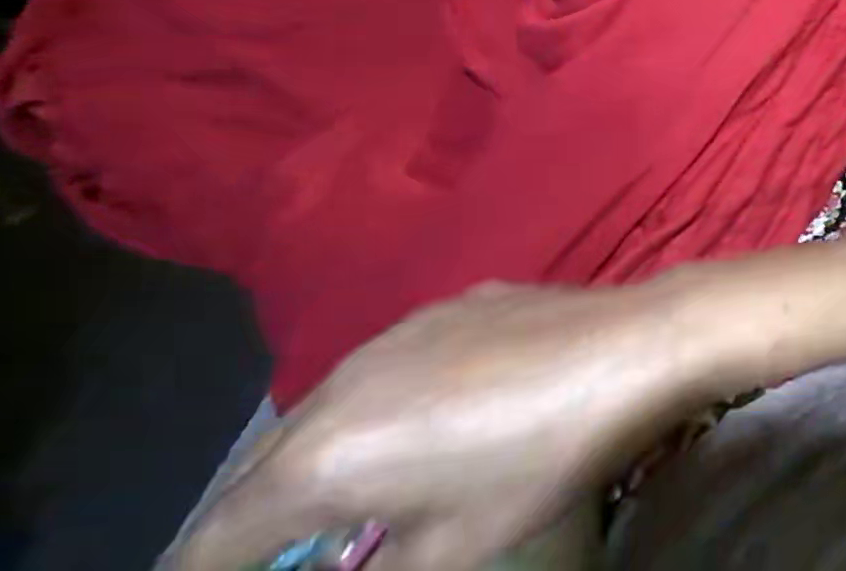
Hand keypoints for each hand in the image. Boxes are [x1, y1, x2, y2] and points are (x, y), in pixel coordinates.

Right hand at [173, 280, 707, 570]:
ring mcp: (403, 328)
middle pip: (264, 464)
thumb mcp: (451, 549)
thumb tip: (354, 565)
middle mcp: (344, 379)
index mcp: (322, 454)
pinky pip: (391, 361)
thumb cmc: (542, 458)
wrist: (630, 347)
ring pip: (329, 402)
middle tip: (283, 551)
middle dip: (256, 517)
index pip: (215, 539)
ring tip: (352, 484)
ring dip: (322, 449)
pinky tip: (431, 410)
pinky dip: (383, 399)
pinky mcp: (455, 301)